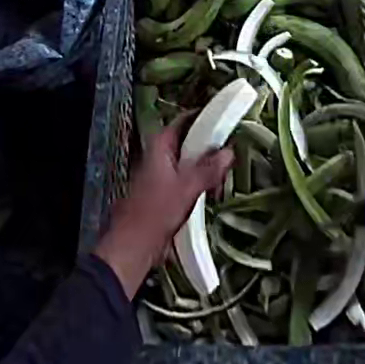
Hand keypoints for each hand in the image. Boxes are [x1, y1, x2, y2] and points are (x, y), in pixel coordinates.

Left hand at [93, 112, 234, 299]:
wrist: (135, 245)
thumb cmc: (156, 211)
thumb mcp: (186, 188)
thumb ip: (208, 169)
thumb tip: (229, 152)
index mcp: (161, 143)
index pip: (186, 120)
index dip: (206, 118)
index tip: (228, 121)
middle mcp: (162, 153)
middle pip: (192, 141)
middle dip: (211, 151)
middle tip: (227, 163)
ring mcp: (165, 171)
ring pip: (193, 161)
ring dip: (208, 170)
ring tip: (220, 184)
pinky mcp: (168, 189)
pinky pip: (190, 178)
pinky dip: (202, 183)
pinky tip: (213, 194)